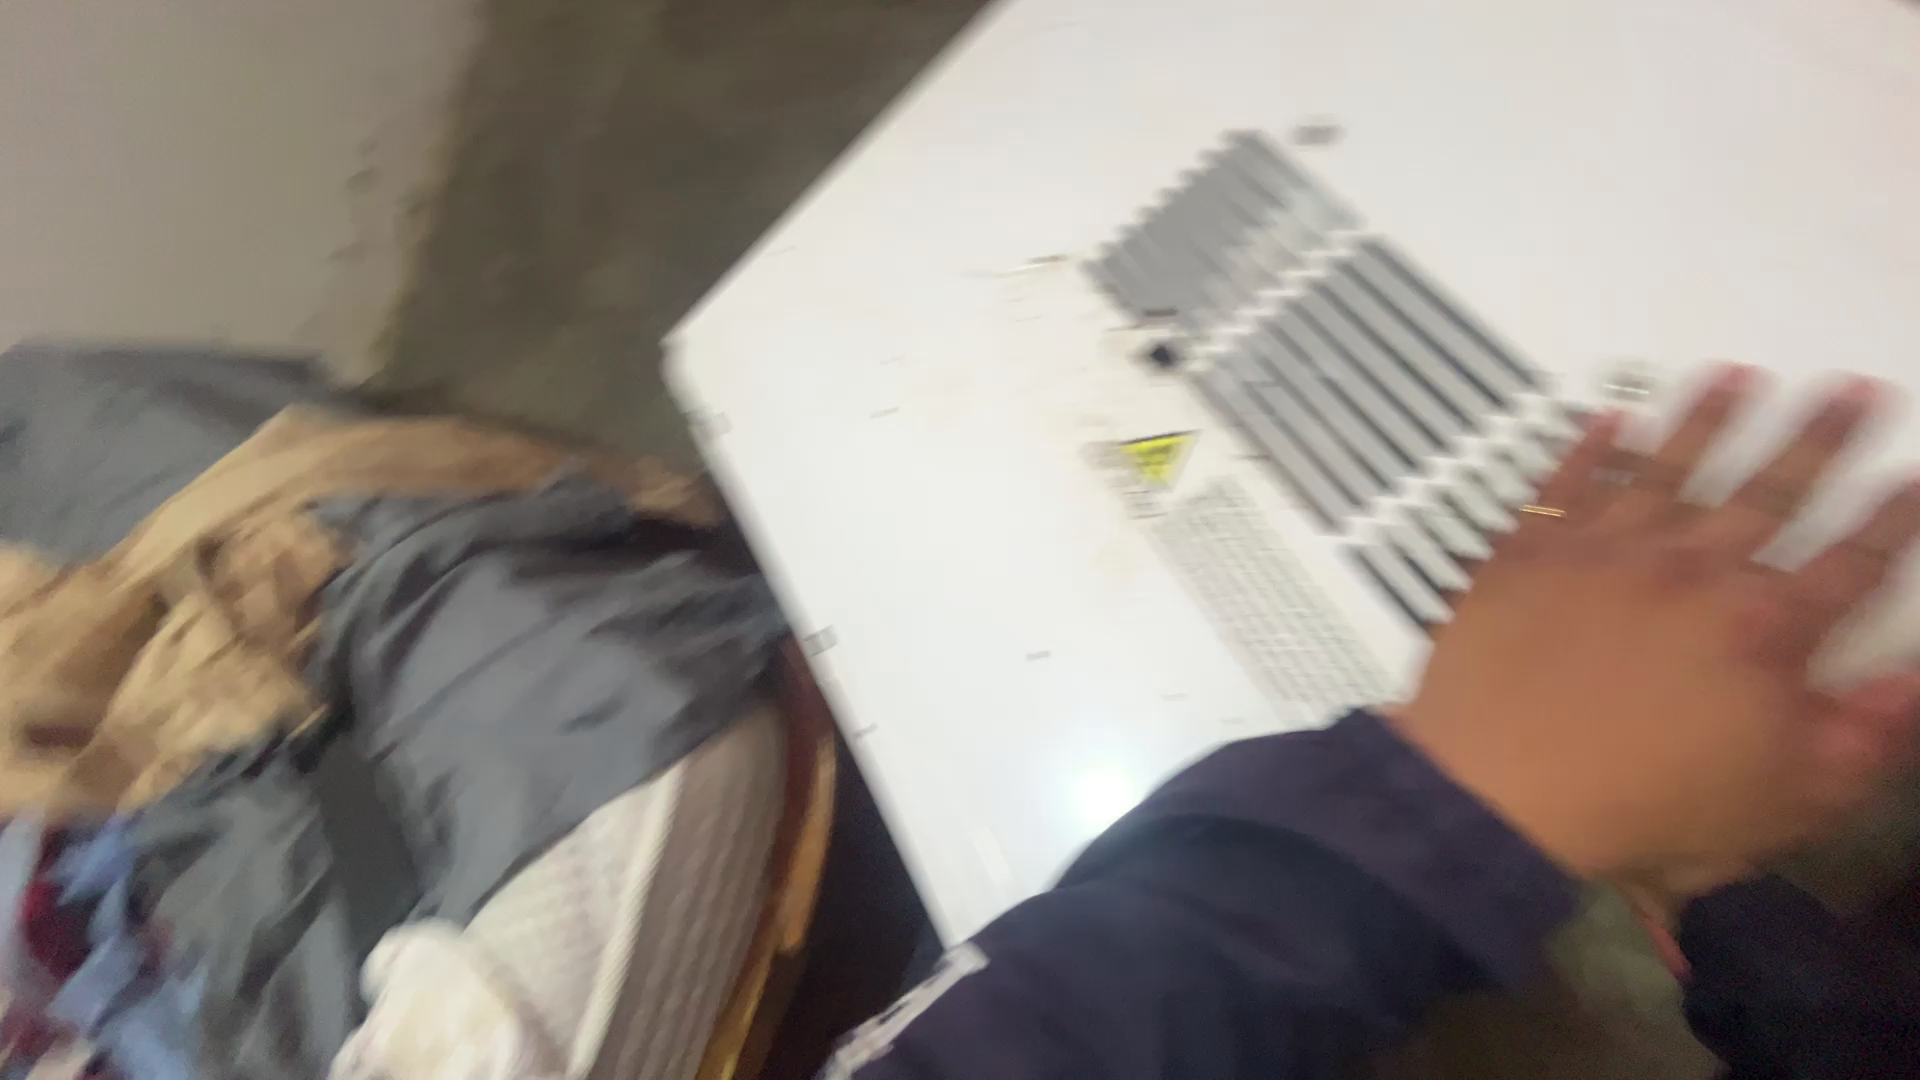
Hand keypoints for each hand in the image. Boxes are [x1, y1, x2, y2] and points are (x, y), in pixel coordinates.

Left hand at [1387, 367, 1919, 891]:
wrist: (1494, 784)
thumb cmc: (1641, 802)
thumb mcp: (1788, 793)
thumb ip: (1868, 729)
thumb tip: (1918, 674)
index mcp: (1763, 629)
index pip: (1851, 560)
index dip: (1896, 518)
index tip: (1919, 474)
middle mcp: (1684, 574)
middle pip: (1765, 496)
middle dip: (1814, 440)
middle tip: (1849, 387)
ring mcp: (1594, 557)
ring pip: (1662, 473)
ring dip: (1704, 422)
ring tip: (1735, 374)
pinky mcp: (1520, 557)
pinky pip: (1557, 490)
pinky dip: (1583, 450)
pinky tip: (1609, 418)